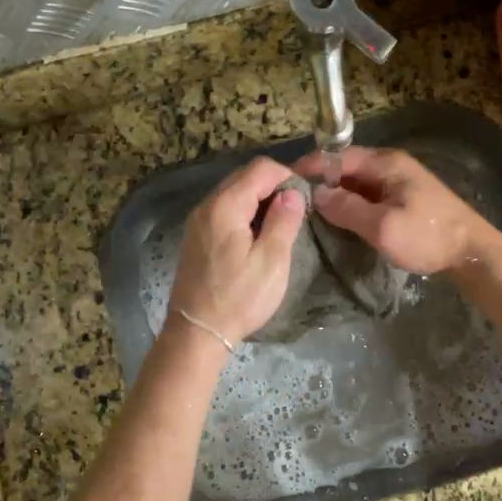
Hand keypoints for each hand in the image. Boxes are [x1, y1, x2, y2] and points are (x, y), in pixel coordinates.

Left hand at [168, 157, 305, 343]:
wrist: (196, 331)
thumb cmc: (238, 299)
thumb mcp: (271, 262)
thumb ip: (283, 221)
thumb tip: (293, 193)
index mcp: (225, 206)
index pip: (260, 169)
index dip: (287, 175)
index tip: (306, 197)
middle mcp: (206, 206)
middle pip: (243, 177)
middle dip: (273, 186)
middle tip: (296, 211)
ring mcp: (197, 222)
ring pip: (232, 194)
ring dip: (258, 201)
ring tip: (279, 224)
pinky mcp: (195, 238)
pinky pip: (223, 211)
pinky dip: (243, 214)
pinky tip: (256, 237)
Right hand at [295, 147, 499, 274]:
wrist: (471, 252)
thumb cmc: (427, 237)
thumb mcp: (382, 226)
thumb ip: (347, 208)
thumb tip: (317, 195)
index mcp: (385, 164)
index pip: (337, 156)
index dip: (310, 167)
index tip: (284, 181)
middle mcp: (391, 166)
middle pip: (346, 167)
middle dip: (320, 181)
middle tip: (293, 201)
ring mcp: (400, 181)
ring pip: (357, 183)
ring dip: (336, 194)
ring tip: (310, 213)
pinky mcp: (405, 198)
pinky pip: (369, 195)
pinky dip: (352, 204)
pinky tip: (340, 220)